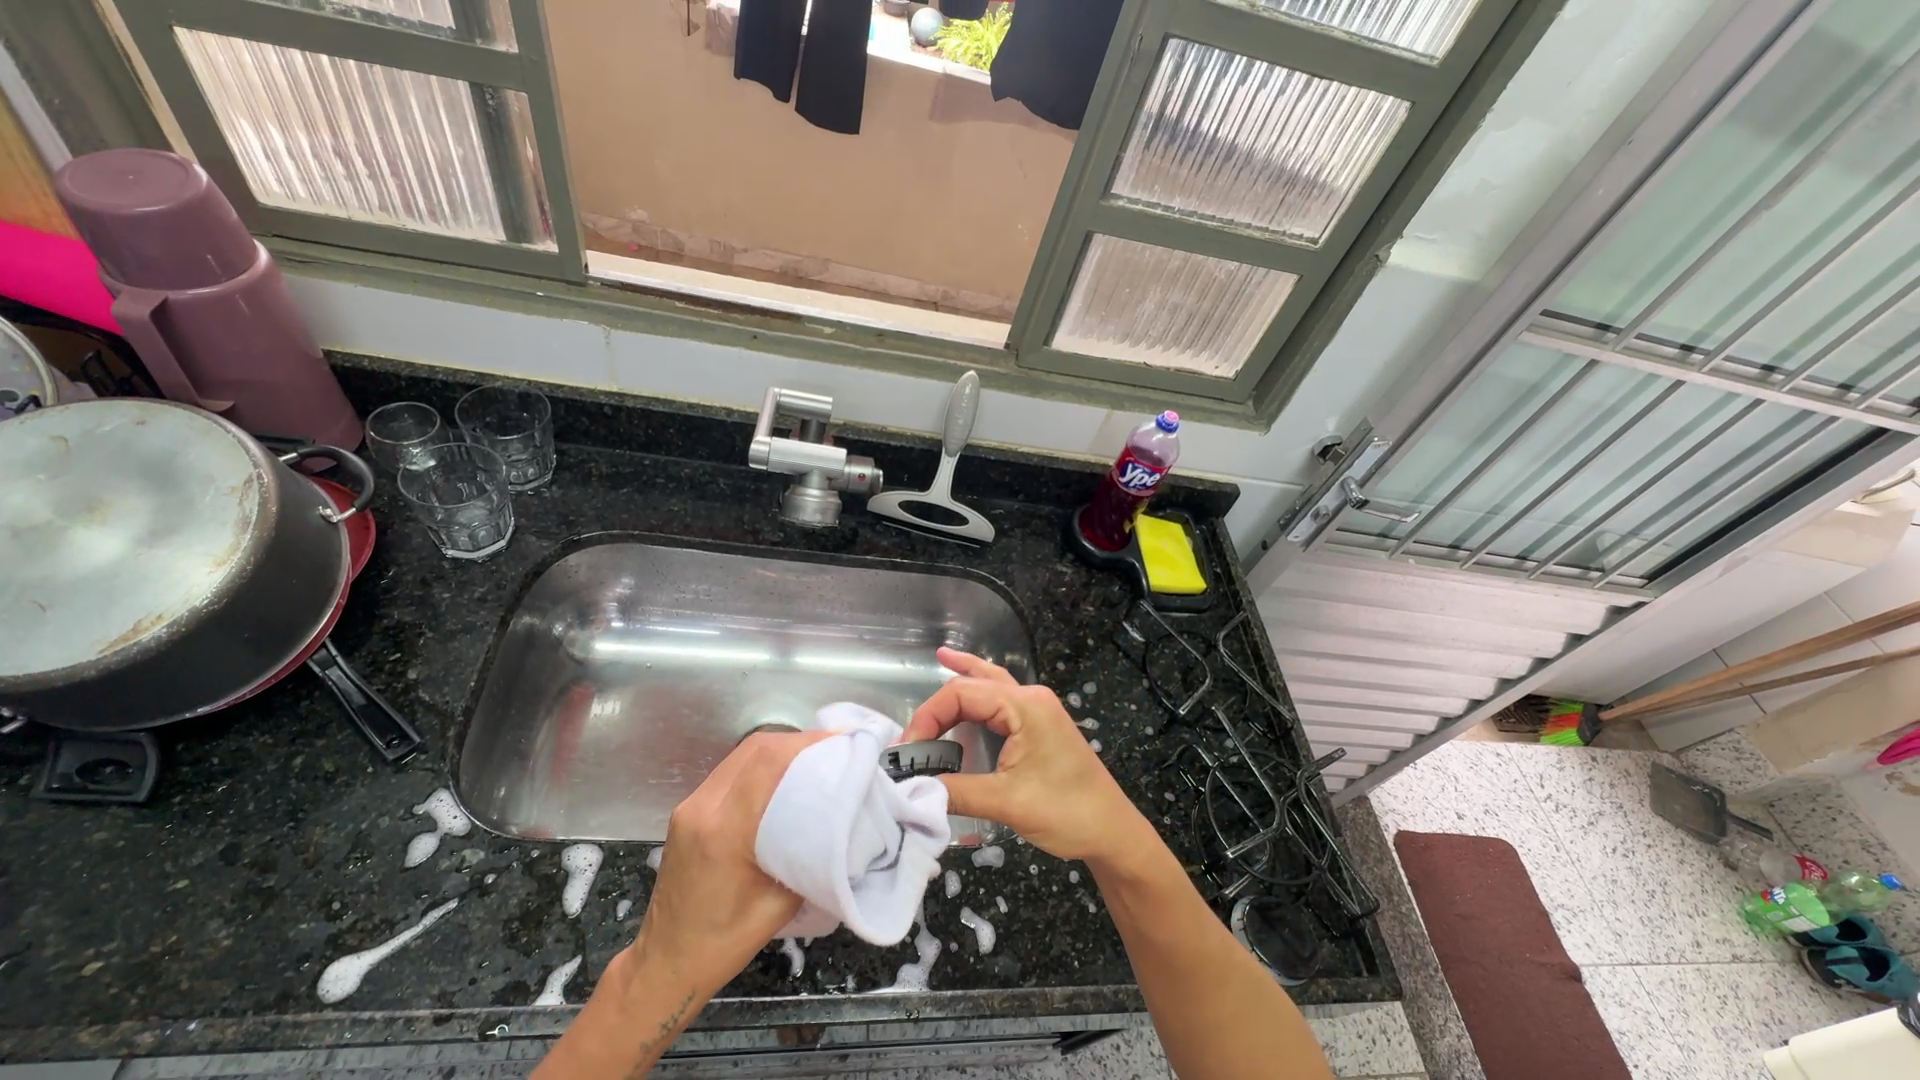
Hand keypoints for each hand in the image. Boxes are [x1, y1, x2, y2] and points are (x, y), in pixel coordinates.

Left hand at [626, 730, 830, 998]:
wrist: (667, 962)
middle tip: (835, 752)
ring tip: (815, 764)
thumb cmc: (724, 943)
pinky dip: (761, 767)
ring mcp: (690, 806)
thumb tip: (841, 825)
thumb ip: (809, 858)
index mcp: (724, 832)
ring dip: (779, 752)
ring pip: (741, 756)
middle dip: (798, 743)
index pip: (769, 763)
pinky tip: (785, 781)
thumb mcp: (780, 904)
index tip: (843, 745)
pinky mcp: (688, 811)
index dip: (809, 745)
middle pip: (754, 749)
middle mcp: (702, 808)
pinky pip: (730, 773)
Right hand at [905, 648, 1157, 872]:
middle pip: (974, 685)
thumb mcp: (1007, 803)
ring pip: (991, 684)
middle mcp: (1032, 699)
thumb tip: (911, 790)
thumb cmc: (1067, 812)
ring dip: (964, 679)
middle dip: (939, 706)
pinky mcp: (1039, 728)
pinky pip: (1002, 702)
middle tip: (909, 737)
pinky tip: (969, 690)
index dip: (928, 718)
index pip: (962, 694)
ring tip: (940, 662)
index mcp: (1026, 706)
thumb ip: (956, 791)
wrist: (1113, 832)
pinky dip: (980, 695)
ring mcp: (1038, 712)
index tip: (907, 753)